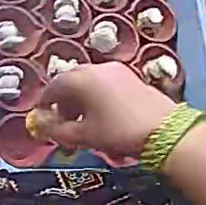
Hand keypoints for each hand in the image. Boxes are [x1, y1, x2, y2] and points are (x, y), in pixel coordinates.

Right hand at [38, 63, 177, 159]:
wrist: (165, 131)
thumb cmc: (118, 132)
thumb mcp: (83, 136)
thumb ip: (56, 130)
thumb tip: (40, 126)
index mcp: (79, 79)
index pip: (51, 88)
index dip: (44, 106)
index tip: (43, 121)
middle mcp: (95, 68)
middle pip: (69, 83)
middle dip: (63, 103)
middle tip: (63, 124)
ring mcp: (115, 70)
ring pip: (88, 82)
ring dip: (80, 100)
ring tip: (83, 122)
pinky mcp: (131, 76)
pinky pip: (104, 84)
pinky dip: (96, 97)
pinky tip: (102, 115)